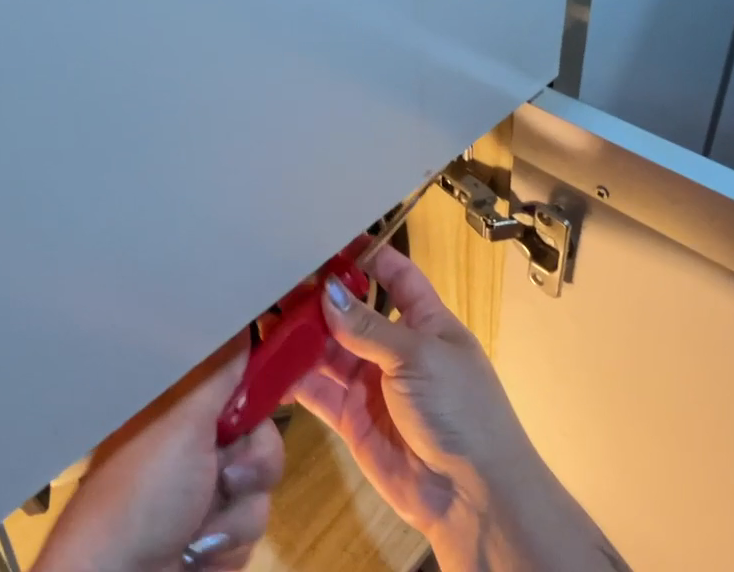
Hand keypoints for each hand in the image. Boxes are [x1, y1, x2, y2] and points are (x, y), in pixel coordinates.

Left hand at [34, 341, 284, 571]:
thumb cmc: (142, 495)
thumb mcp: (183, 422)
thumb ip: (220, 374)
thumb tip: (243, 321)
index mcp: (181, 409)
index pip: (238, 381)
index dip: (259, 390)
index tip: (267, 400)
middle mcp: (195, 444)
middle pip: (262, 433)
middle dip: (252, 464)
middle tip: (224, 478)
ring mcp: (205, 491)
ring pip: (262, 485)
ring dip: (237, 513)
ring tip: (198, 531)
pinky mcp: (215, 533)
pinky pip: (253, 526)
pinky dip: (231, 544)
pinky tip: (199, 553)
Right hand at [289, 247, 536, 536]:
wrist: (471, 495)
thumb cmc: (459, 408)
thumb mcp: (417, 356)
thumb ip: (368, 327)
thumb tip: (327, 289)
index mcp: (426, 321)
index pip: (396, 276)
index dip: (367, 255)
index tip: (329, 239)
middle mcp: (395, 347)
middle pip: (351, 313)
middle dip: (319, 298)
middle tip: (277, 280)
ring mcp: (370, 383)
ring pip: (327, 350)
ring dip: (300, 336)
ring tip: (262, 315)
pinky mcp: (351, 418)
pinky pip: (317, 390)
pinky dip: (292, 378)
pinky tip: (266, 362)